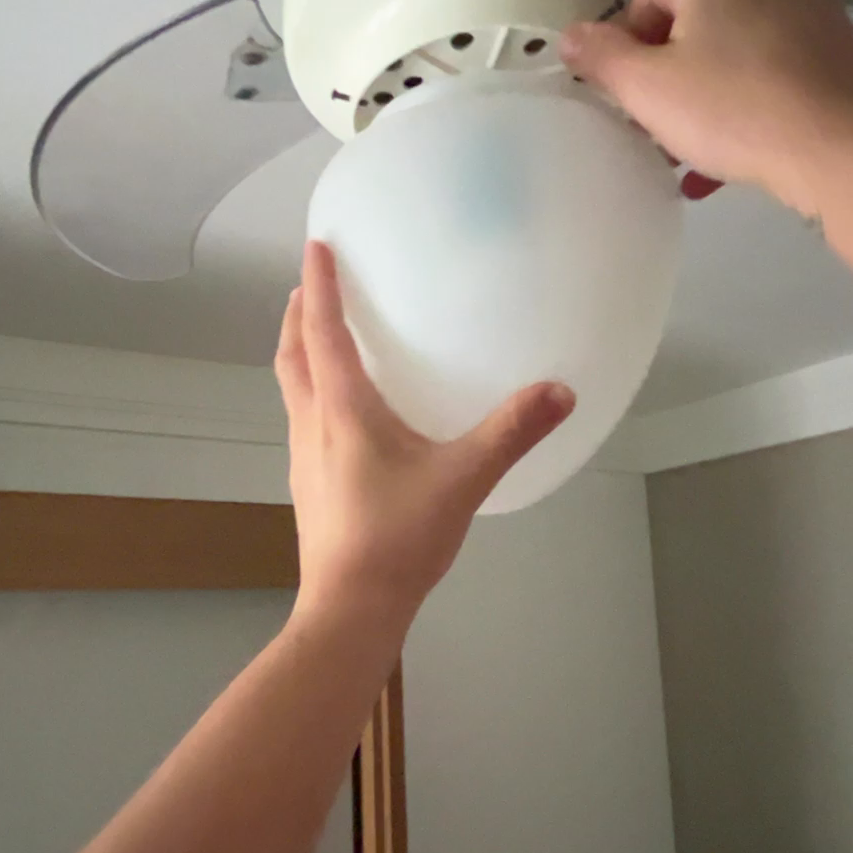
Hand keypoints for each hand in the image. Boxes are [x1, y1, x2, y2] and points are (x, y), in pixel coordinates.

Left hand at [277, 242, 573, 625]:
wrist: (351, 606)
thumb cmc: (399, 538)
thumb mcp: (463, 480)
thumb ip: (511, 433)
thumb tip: (560, 391)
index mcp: (343, 411)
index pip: (324, 332)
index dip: (320, 286)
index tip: (316, 246)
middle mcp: (313, 426)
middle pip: (292, 356)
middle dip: (297, 315)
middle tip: (311, 286)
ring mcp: (304, 458)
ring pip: (292, 390)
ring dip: (299, 354)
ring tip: (319, 337)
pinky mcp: (308, 485)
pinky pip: (303, 420)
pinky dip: (311, 393)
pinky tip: (340, 412)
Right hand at [562, 0, 852, 215]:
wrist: (834, 142)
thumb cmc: (730, 109)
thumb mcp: (647, 90)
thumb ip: (602, 59)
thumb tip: (572, 36)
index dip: (628, 46)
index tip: (630, 95)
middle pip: (694, 17)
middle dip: (669, 69)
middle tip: (658, 123)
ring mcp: (806, 1)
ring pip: (733, 43)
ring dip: (704, 88)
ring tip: (691, 144)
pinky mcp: (832, 40)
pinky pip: (769, 64)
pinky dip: (745, 98)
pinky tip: (731, 150)